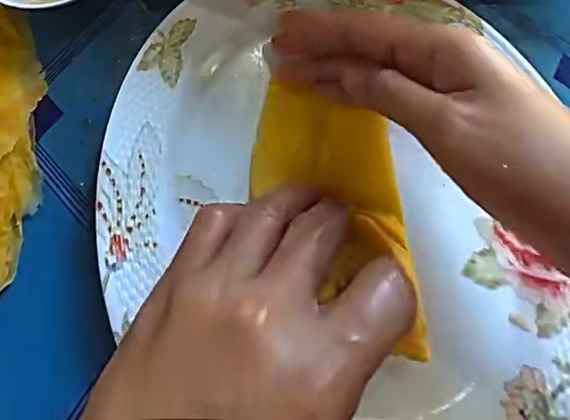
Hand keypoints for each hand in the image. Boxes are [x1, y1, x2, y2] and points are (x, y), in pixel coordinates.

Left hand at [83, 186, 413, 419]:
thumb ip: (341, 363)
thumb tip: (358, 313)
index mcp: (319, 370)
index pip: (385, 291)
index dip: (392, 280)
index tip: (384, 278)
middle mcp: (272, 312)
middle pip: (323, 230)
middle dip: (342, 220)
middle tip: (345, 219)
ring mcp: (219, 285)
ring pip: (270, 211)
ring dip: (297, 201)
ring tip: (308, 200)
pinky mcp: (177, 275)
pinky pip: (216, 218)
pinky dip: (240, 213)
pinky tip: (249, 223)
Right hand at [270, 9, 569, 289]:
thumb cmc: (523, 164)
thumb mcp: (447, 126)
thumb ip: (388, 92)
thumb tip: (337, 69)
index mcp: (444, 46)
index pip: (368, 31)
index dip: (321, 31)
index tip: (279, 32)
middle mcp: (446, 57)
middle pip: (372, 44)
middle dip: (324, 45)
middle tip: (277, 49)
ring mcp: (454, 88)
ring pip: (383, 68)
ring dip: (339, 68)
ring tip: (297, 69)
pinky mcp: (460, 118)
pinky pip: (399, 92)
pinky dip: (365, 92)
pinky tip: (345, 94)